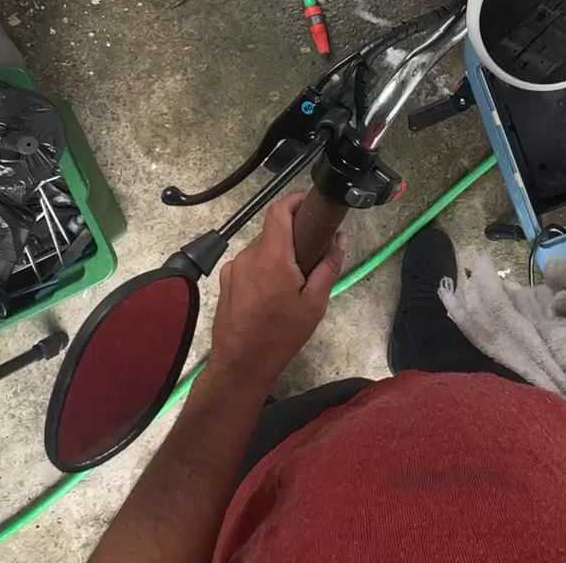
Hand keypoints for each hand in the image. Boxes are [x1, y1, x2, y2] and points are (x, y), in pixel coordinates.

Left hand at [206, 192, 344, 390]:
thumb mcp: (315, 303)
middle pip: (273, 232)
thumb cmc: (281, 335)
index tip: (310, 203)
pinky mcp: (226, 282)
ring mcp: (233, 269)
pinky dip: (263, 269)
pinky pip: (249, 264)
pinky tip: (272, 295)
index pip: (278, 210)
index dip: (294, 199)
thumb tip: (339, 239)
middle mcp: (248, 256)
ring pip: (261, 249)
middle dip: (293, 238)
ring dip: (278, 256)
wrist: (241, 366)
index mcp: (272, 256)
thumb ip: (329, 265)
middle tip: (311, 256)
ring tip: (292, 283)